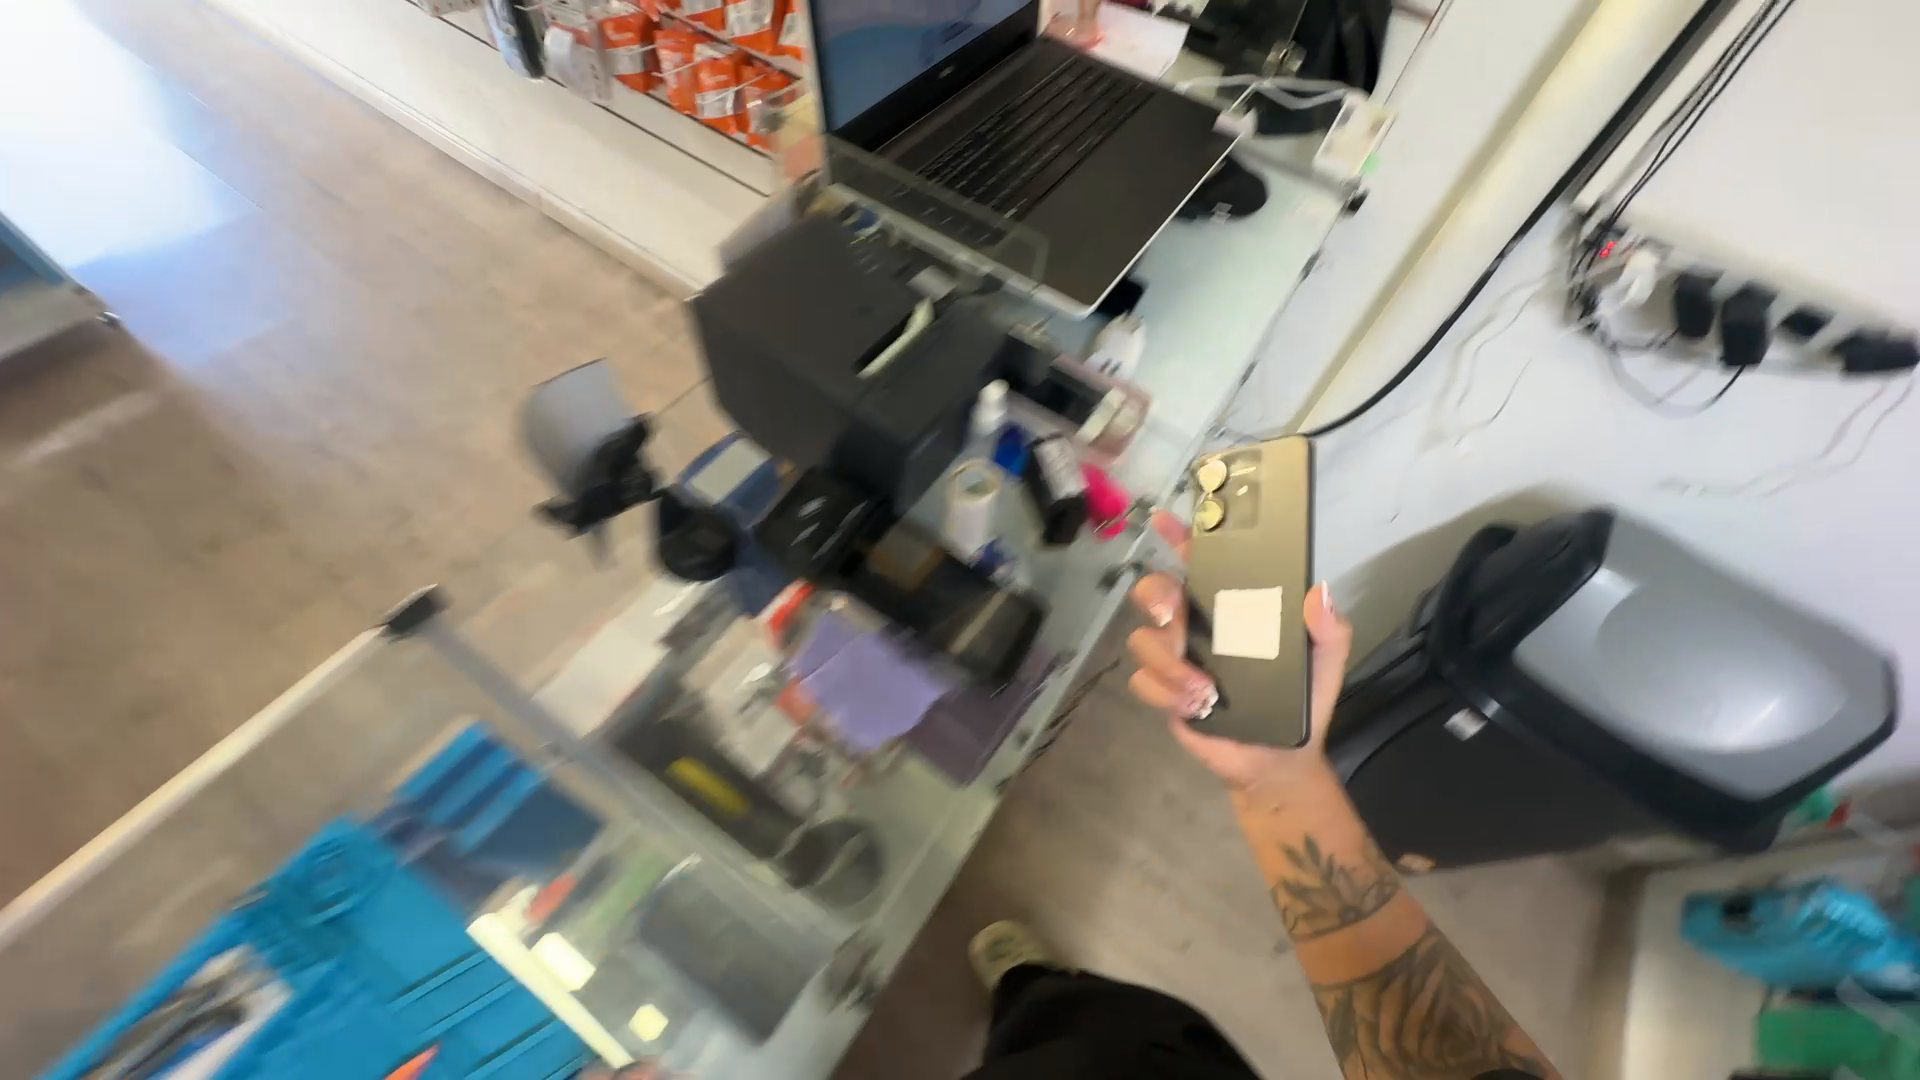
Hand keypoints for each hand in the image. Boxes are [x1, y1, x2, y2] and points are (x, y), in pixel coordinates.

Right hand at [1125, 511, 1352, 790]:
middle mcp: (1196, 625)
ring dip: (1170, 664)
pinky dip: (1166, 693)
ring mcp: (1175, 657)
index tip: (1165, 522)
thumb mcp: (1325, 660)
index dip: (1179, 538)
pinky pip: (1142, 681)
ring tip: (1204, 691)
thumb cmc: (1300, 702)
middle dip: (1155, 597)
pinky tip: (1194, 708)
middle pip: (1153, 591)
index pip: (1198, 563)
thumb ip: (1328, 628)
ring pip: (1143, 639)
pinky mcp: (1163, 691)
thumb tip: (1320, 595)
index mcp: (1229, 607)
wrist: (1278, 760)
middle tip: (1174, 618)